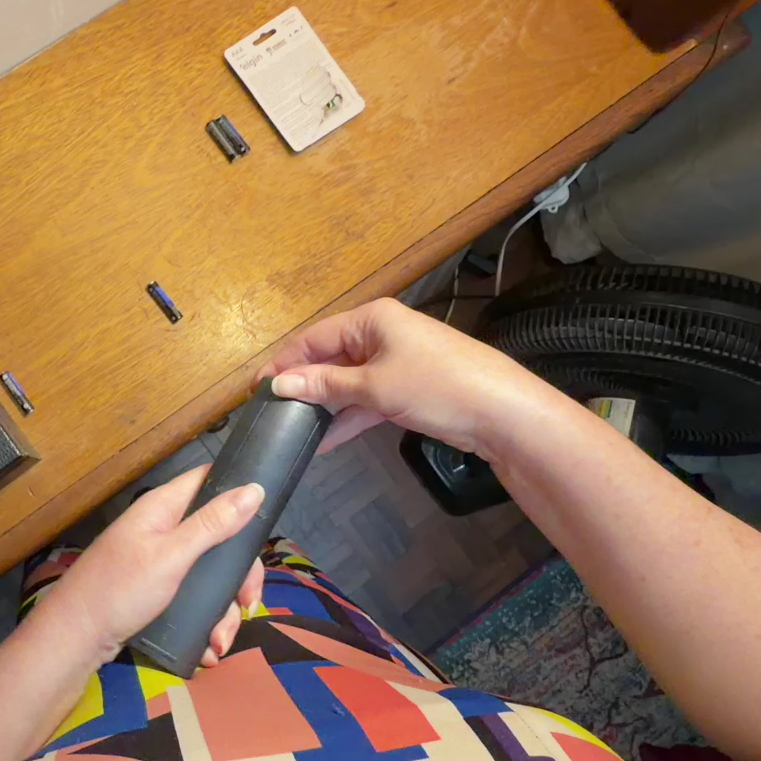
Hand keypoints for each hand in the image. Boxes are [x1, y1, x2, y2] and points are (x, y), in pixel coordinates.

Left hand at [34, 465, 267, 668]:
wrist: (75, 639)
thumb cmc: (120, 589)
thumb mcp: (171, 556)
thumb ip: (212, 524)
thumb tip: (254, 488)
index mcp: (164, 508)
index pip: (209, 482)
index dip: (239, 495)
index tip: (262, 526)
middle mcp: (165, 529)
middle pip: (219, 537)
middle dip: (238, 575)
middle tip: (246, 603)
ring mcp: (161, 561)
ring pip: (210, 575)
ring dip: (223, 608)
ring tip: (221, 641)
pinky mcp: (159, 591)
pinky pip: (194, 598)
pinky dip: (205, 621)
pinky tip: (207, 647)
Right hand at [258, 297, 557, 458]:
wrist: (502, 413)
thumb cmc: (436, 385)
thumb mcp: (374, 385)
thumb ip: (325, 385)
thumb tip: (278, 385)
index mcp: (372, 319)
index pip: (315, 337)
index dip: (285, 361)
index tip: (257, 388)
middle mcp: (381, 335)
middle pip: (329, 358)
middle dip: (303, 385)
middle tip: (271, 411)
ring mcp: (394, 363)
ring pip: (346, 382)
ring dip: (323, 405)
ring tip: (291, 428)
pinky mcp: (406, 390)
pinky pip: (365, 400)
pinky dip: (347, 418)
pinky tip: (323, 441)